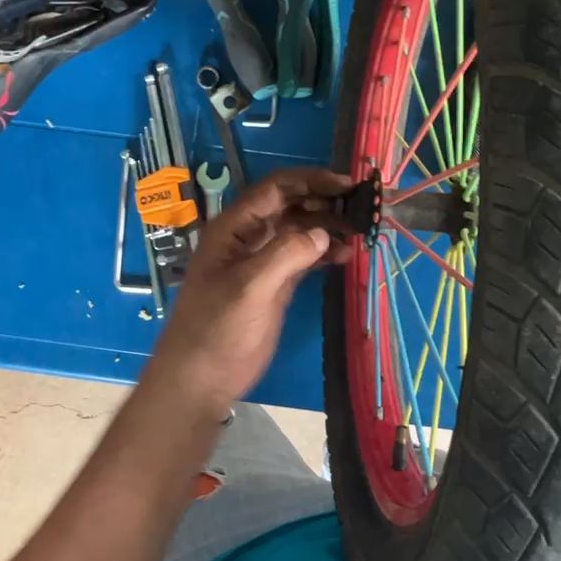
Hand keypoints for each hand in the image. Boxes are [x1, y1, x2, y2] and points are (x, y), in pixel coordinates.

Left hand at [149, 168, 354, 411]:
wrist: (200, 379)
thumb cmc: (217, 329)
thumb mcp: (249, 288)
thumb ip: (286, 254)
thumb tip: (323, 233)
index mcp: (234, 227)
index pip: (276, 189)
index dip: (311, 181)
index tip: (346, 185)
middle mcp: (249, 237)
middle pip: (291, 206)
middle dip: (324, 203)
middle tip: (361, 209)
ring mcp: (263, 261)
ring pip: (300, 232)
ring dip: (328, 229)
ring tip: (360, 233)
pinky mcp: (275, 285)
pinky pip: (304, 258)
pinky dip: (324, 254)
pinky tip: (346, 256)